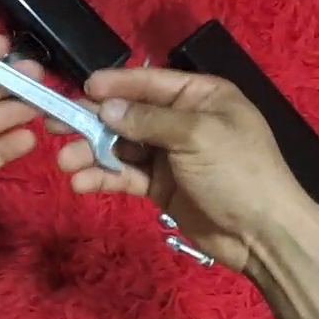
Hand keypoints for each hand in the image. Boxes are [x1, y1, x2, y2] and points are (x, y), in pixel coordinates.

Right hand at [54, 67, 304, 273]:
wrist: (263, 235)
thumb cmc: (238, 171)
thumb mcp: (196, 135)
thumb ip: (147, 120)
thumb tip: (105, 107)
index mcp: (200, 96)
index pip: (149, 83)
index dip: (115, 85)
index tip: (81, 89)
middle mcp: (182, 121)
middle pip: (128, 115)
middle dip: (93, 121)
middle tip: (55, 125)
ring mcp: (170, 156)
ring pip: (121, 147)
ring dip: (92, 154)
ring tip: (66, 163)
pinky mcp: (161, 186)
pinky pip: (126, 175)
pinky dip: (104, 178)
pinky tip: (82, 183)